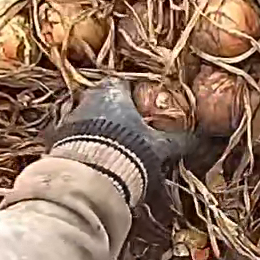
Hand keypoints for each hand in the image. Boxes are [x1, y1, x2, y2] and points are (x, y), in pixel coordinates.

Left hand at [59, 79, 200, 162]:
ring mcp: (69, 120)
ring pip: (86, 116)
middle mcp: (87, 100)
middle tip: (130, 124)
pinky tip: (98, 156)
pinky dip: (85, 142)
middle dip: (114, 109)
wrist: (92, 177)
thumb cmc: (130, 151)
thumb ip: (180, 140)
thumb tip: (201, 136)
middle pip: (102, 97)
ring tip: (113, 143)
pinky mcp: (57, 141)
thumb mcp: (161, 146)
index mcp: (113, 94)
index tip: (144, 103)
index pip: (123, 82)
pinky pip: (74, 136)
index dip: (134, 91)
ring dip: (98, 126)